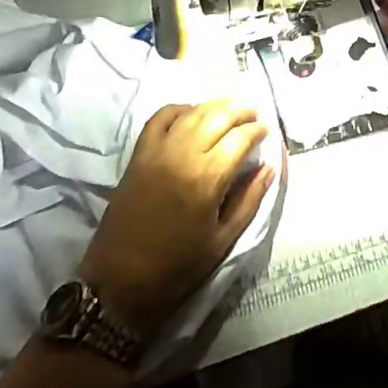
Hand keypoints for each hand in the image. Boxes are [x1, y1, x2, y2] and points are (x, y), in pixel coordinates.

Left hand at [78, 99, 274, 336]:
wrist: (119, 281)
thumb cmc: (177, 266)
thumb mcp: (223, 239)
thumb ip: (249, 200)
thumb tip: (268, 169)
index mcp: (207, 179)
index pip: (240, 138)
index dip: (257, 130)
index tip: (267, 130)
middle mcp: (182, 156)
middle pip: (217, 117)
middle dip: (240, 111)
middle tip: (254, 115)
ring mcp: (157, 152)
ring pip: (191, 113)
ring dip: (215, 106)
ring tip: (231, 109)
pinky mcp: (138, 156)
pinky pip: (160, 119)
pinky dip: (179, 109)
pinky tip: (193, 114)